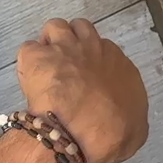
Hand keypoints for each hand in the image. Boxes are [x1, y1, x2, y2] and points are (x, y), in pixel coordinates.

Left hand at [15, 19, 148, 162]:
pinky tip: (29, 79)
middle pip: (81, 28)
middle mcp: (92, 48)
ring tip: (44, 65)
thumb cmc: (113, 135)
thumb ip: (128, 114)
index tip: (83, 78)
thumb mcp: (135, 128)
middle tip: (63, 64)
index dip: (90, 62)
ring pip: (55, 27)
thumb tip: (121, 117)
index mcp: (116, 64)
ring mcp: (64, 48)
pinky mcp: (37, 56)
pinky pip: (28, 48)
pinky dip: (26, 62)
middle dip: (71, 41)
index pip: (102, 49)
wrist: (83, 134)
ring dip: (49, 42)